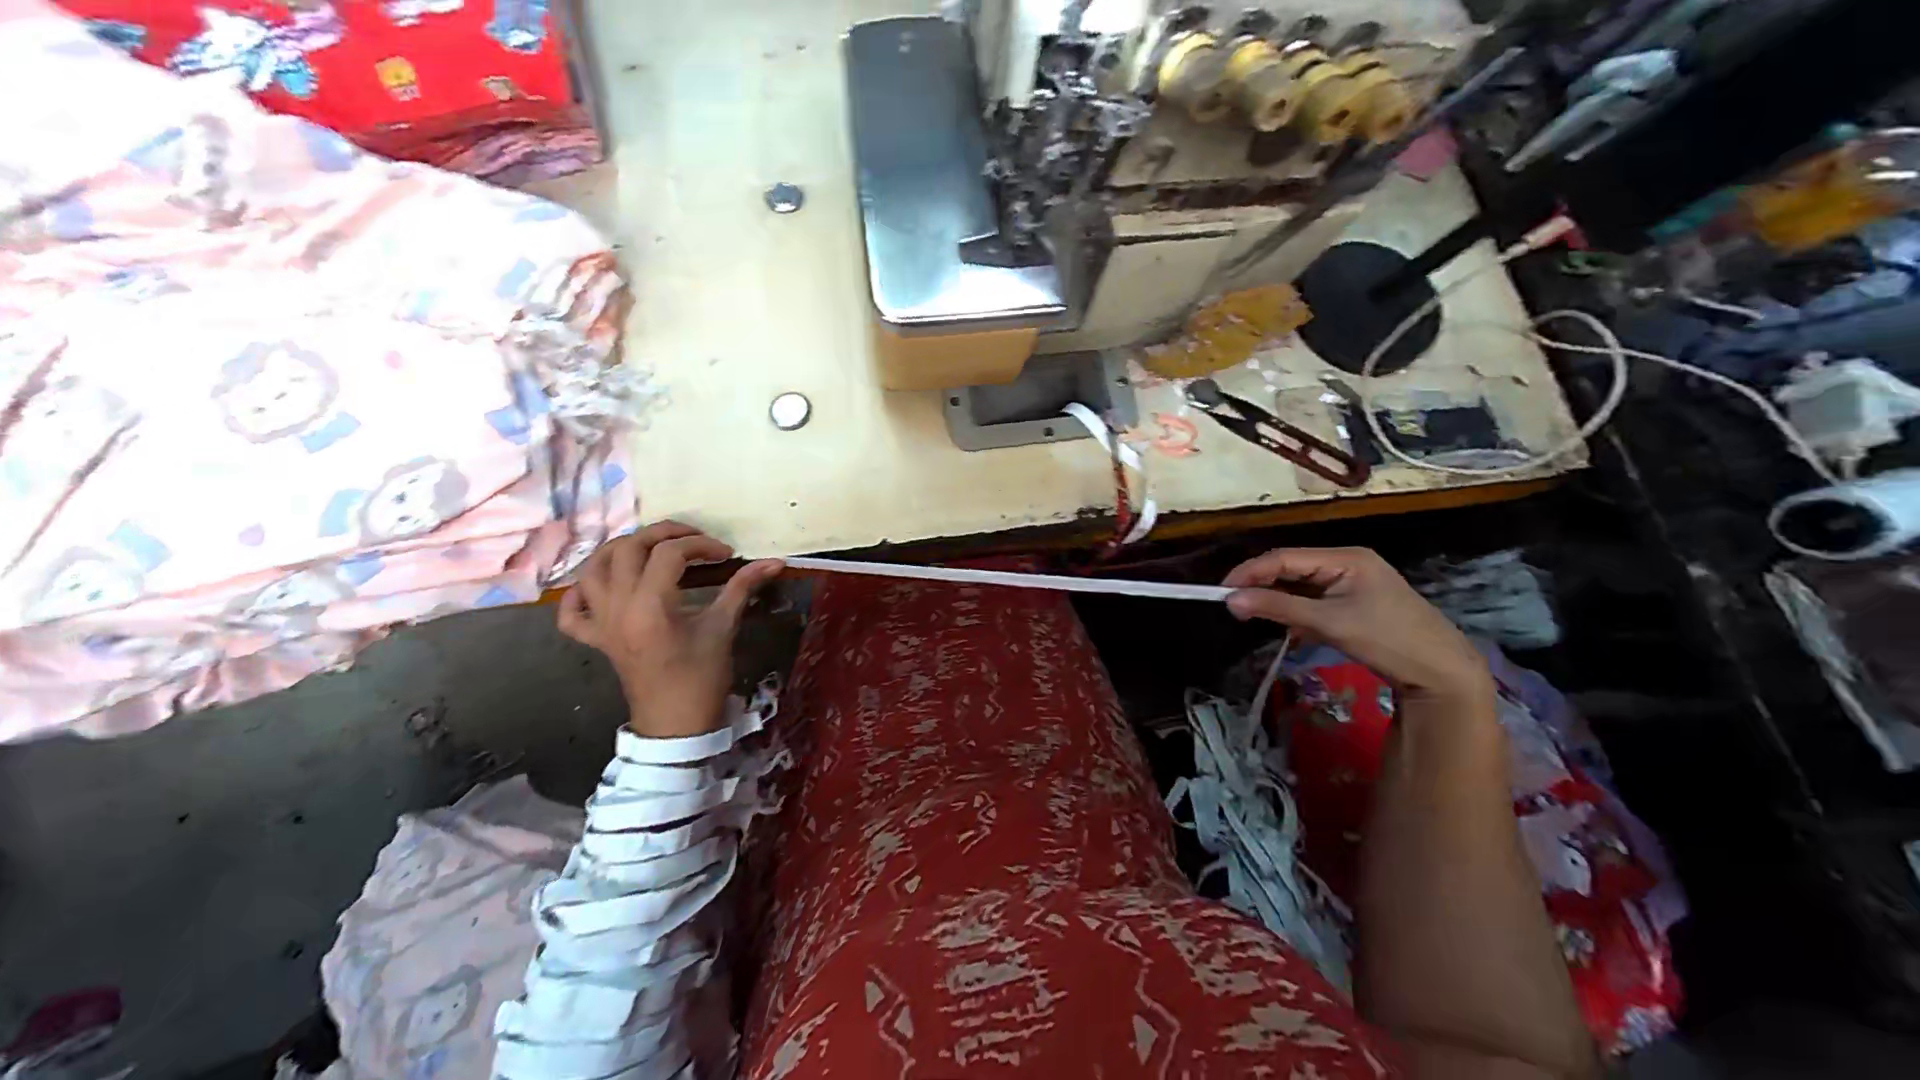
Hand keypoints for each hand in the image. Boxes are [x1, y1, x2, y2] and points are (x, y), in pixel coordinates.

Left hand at [558, 521, 784, 739]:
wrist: (676, 724)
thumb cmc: (702, 677)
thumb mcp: (723, 628)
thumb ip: (742, 588)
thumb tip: (775, 562)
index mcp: (649, 605)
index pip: (669, 554)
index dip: (700, 545)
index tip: (726, 554)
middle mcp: (617, 607)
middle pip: (628, 549)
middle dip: (662, 534)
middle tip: (693, 540)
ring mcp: (600, 623)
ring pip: (593, 569)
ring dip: (619, 550)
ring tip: (650, 549)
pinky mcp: (594, 639)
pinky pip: (571, 611)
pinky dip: (579, 593)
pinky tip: (603, 586)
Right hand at [1222, 547, 1491, 703]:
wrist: (1442, 672)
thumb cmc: (1387, 639)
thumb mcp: (1328, 623)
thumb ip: (1277, 607)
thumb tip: (1230, 600)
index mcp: (1345, 557)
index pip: (1285, 557)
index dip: (1250, 572)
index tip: (1222, 591)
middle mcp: (1348, 563)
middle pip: (1292, 568)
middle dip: (1262, 585)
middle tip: (1234, 606)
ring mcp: (1352, 583)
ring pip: (1301, 586)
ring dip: (1278, 600)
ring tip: (1254, 617)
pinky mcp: (1354, 603)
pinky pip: (1314, 600)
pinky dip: (1296, 613)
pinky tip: (1287, 629)